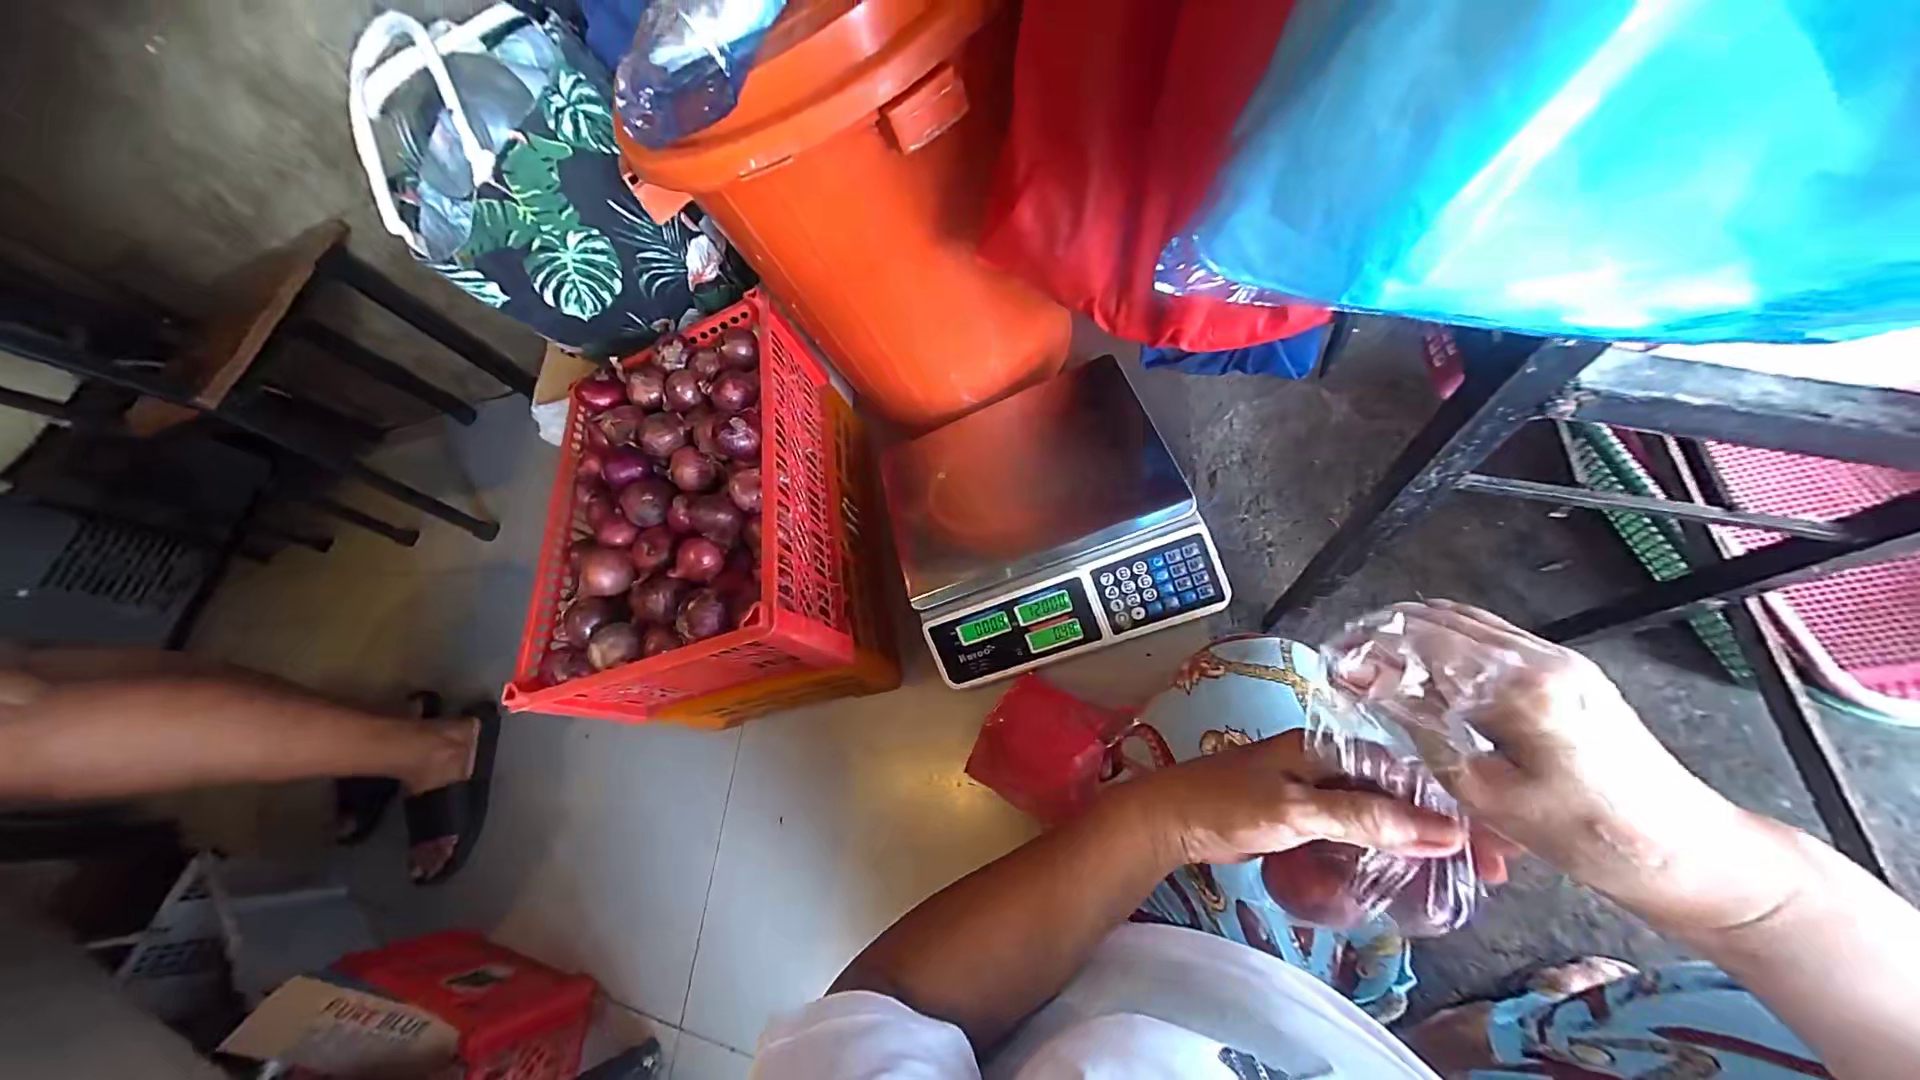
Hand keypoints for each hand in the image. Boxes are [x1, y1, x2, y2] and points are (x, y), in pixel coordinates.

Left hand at [1124, 729, 1467, 867]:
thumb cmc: (1226, 805)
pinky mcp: (1297, 813)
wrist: (1169, 819)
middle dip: (1438, 826)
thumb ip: (1361, 817)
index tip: (1490, 847)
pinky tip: (1403, 869)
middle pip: (1391, 792)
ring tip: (1458, 875)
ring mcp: (1307, 787)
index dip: (1446, 807)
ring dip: (1413, 839)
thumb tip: (1442, 832)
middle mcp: (1318, 762)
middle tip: (1487, 871)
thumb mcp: (1294, 810)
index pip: (1399, 772)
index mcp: (1319, 747)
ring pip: (1373, 811)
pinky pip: (1350, 827)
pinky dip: (1379, 846)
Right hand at [1330, 600, 1766, 923]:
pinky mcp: (1563, 667)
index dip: (1366, 645)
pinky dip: (1440, 641)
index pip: (1420, 639)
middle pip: (1436, 617)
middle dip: (1380, 632)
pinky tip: (1420, 668)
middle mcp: (1539, 656)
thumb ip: (1417, 722)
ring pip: (1460, 618)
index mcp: (1520, 685)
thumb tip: (1360, 679)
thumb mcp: (1481, 789)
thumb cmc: (1581, 833)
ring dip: (1408, 633)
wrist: (1689, 854)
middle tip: (1345, 661)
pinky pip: (1485, 635)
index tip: (1332, 663)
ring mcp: (1556, 657)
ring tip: (1373, 662)